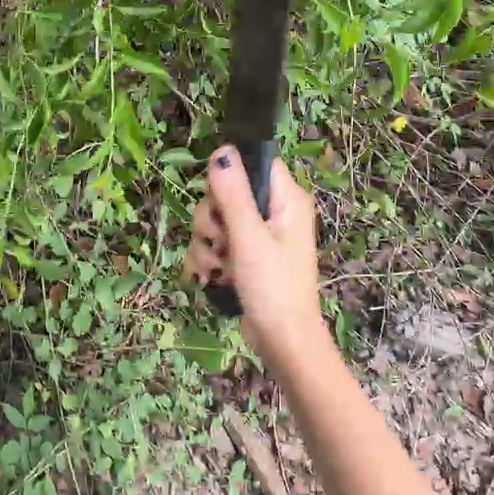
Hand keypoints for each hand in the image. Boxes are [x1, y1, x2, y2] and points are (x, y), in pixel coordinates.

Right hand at [184, 145, 327, 361]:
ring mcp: (257, 235)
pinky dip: (208, 259)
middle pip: (226, 191)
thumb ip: (233, 193)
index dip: (230, 174)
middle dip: (211, 219)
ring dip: (206, 244)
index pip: (254, 163)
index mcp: (286, 199)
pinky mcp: (244, 255)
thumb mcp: (249, 237)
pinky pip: (214, 243)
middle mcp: (273, 212)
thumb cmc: (273, 287)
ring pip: (214, 219)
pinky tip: (211, 276)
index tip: (217, 198)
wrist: (282, 343)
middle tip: (220, 241)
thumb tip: (222, 150)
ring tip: (217, 268)